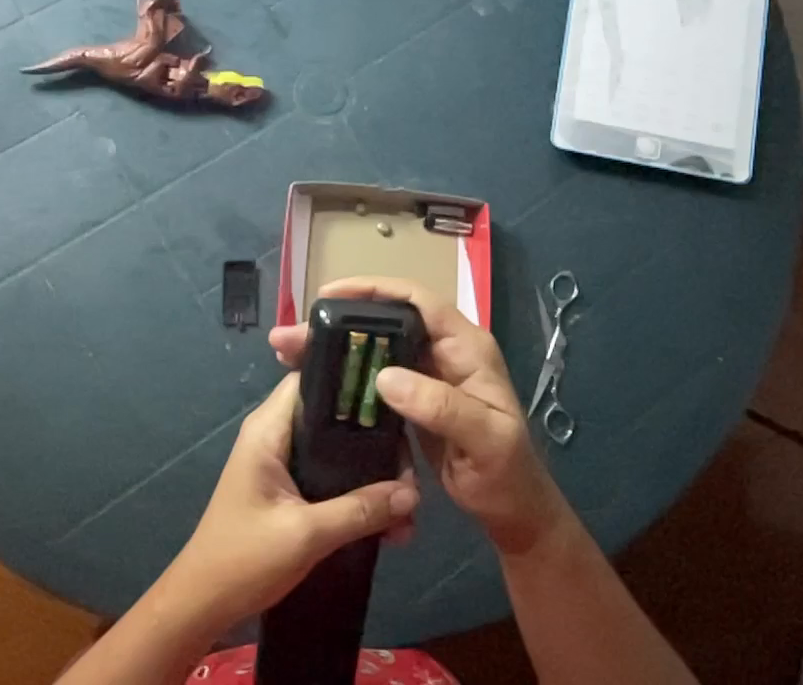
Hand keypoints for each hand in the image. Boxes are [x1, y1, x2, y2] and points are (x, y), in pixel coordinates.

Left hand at [160, 373, 418, 626]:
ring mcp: (284, 462)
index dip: (354, 379)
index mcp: (269, 429)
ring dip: (373, 476)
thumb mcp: (305, 535)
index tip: (398, 399)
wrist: (202, 605)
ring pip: (340, 450)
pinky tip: (389, 523)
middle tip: (410, 475)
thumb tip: (412, 493)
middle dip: (376, 441)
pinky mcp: (292, 488)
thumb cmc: (243, 560)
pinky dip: (360, 494)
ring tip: (407, 511)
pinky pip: (335, 476)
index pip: (313, 376)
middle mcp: (276, 435)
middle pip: (336, 415)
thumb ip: (359, 510)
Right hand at [270, 276, 569, 554]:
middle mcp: (443, 351)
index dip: (374, 290)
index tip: (329, 296)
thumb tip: (385, 377)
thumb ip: (441, 406)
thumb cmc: (508, 473)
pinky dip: (341, 375)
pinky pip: (371, 376)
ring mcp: (426, 375)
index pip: (418, 301)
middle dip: (338, 322)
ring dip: (333, 348)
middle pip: (386, 320)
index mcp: (466, 347)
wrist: (513, 511)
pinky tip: (311, 382)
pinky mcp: (411, 399)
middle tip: (292, 335)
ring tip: (288, 353)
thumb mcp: (485, 439)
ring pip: (373, 347)